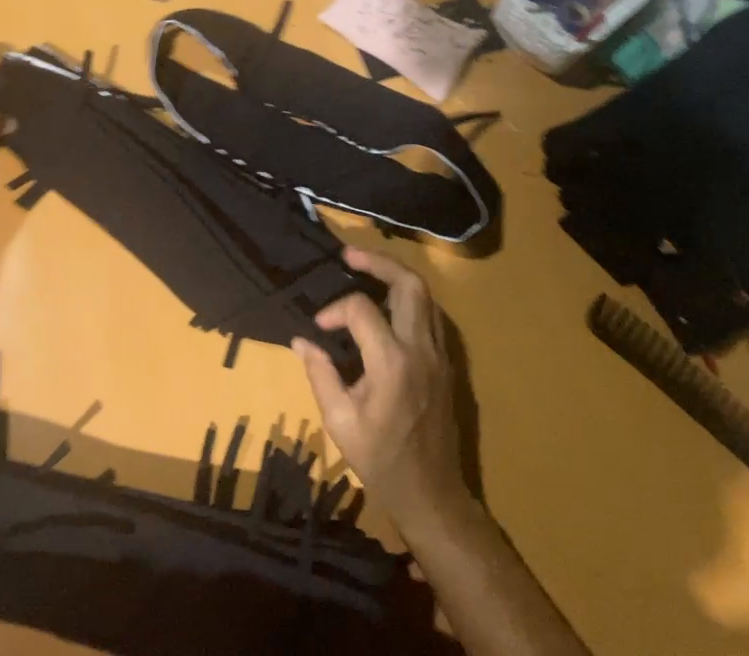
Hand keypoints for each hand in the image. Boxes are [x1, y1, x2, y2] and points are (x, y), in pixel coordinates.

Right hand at [293, 248, 471, 530]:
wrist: (431, 492)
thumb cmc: (380, 461)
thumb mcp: (339, 422)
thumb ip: (320, 374)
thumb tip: (302, 340)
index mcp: (392, 363)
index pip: (361, 309)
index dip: (335, 310)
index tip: (319, 328)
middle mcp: (421, 350)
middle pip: (409, 285)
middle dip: (379, 262)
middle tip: (349, 256)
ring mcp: (439, 355)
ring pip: (425, 297)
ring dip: (396, 278)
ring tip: (365, 271)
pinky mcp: (446, 364)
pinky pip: (430, 317)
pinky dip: (407, 301)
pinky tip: (384, 307)